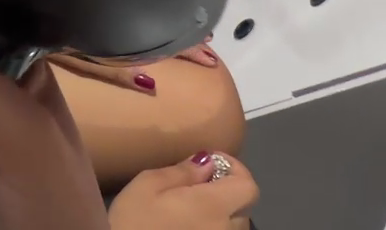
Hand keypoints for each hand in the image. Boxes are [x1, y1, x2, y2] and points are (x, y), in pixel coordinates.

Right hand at [108, 153, 258, 228]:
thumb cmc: (137, 220)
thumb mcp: (148, 184)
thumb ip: (181, 172)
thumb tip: (206, 161)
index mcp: (213, 206)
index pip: (248, 186)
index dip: (234, 168)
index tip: (208, 161)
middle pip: (241, 205)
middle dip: (221, 190)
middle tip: (188, 184)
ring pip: (233, 223)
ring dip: (217, 210)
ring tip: (183, 207)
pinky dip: (211, 225)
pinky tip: (184, 224)